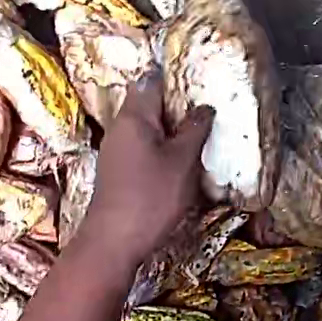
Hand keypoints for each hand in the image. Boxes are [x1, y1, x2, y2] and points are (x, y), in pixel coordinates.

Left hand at [75, 69, 212, 269]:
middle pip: (150, 105)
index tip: (200, 84)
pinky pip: (143, 148)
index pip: (152, 82)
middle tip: (207, 113)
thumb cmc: (151, 197)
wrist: (114, 241)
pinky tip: (180, 162)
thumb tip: (204, 107)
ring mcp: (116, 150)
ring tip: (200, 137)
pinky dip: (162, 150)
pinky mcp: (118, 171)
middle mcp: (120, 128)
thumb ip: (194, 130)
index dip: (176, 80)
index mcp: (133, 117)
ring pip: (147, 129)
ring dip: (171, 131)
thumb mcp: (182, 161)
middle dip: (177, 107)